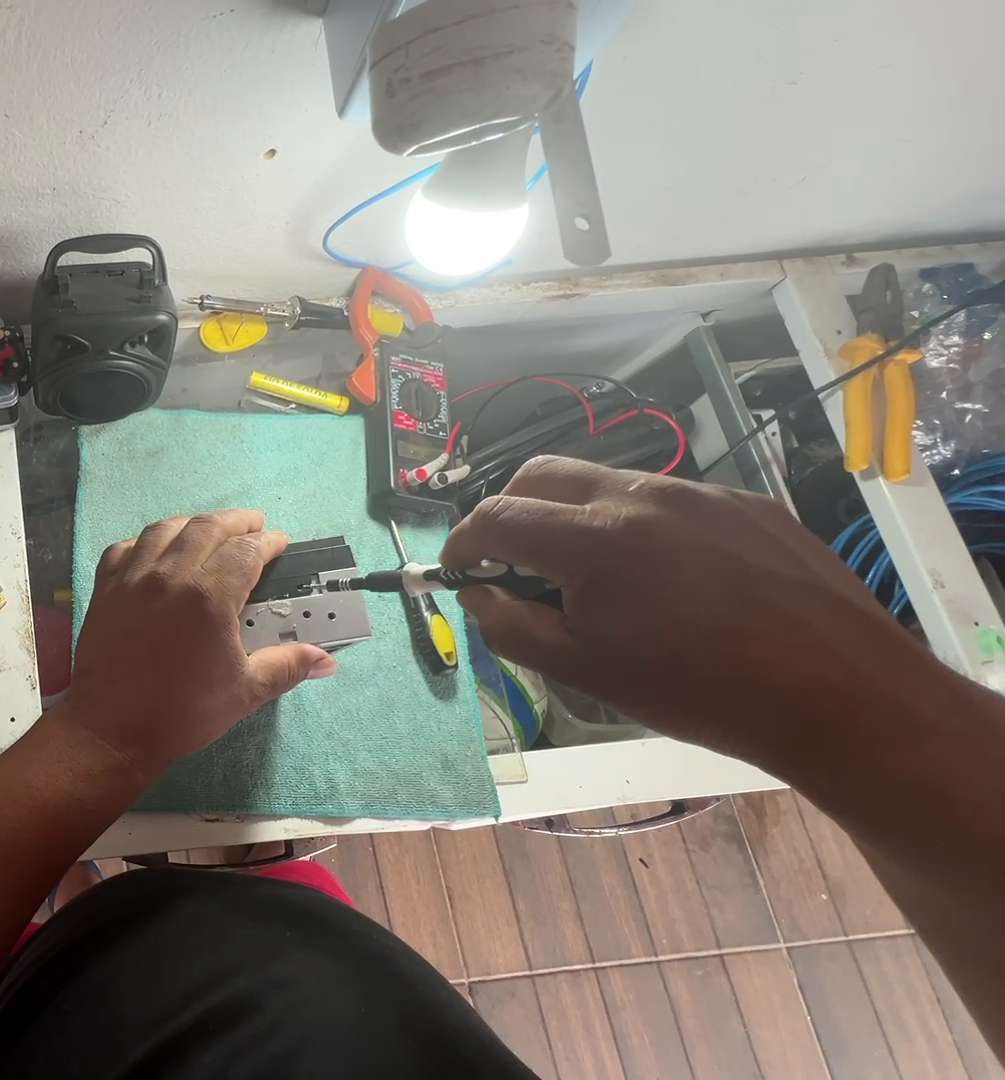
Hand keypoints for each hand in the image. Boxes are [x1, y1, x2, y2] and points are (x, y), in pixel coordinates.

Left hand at [56, 510, 337, 779]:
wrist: (112, 729)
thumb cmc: (182, 712)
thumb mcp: (244, 691)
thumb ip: (287, 665)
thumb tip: (326, 660)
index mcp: (209, 595)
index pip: (245, 551)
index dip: (267, 542)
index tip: (279, 543)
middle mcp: (169, 575)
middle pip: (206, 528)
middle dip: (236, 522)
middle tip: (253, 526)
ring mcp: (132, 578)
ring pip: (164, 529)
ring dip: (192, 524)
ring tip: (208, 531)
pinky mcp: (104, 588)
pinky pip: (124, 548)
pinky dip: (145, 542)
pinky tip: (156, 552)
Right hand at [440, 456, 931, 764]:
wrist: (845, 699)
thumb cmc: (694, 690)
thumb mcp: (579, 670)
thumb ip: (507, 624)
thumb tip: (478, 592)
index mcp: (593, 538)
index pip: (494, 516)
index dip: (460, 543)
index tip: (457, 571)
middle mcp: (640, 496)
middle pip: (537, 474)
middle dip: (505, 512)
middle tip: (510, 562)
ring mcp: (699, 494)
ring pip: (600, 482)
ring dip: (568, 517)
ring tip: (589, 574)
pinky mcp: (746, 504)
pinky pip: (663, 499)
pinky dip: (630, 525)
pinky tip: (659, 577)